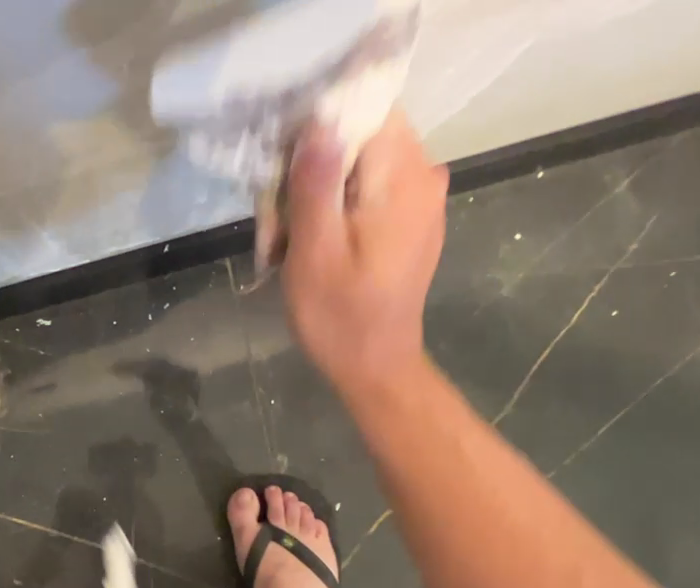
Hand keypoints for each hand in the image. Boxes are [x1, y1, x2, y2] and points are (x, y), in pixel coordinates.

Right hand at [282, 111, 447, 384]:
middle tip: (277, 225)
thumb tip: (316, 121)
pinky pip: (368, 190)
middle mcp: (422, 174)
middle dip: (309, 169)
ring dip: (316, 193)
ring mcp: (421, 198)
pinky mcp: (411, 220)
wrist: (375, 366)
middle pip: (358, 137)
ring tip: (288, 242)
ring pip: (358, 165)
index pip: (363, 109)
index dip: (316, 125)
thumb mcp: (314, 251)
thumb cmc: (339, 315)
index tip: (282, 162)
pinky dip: (336, 208)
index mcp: (402, 175)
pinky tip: (313, 244)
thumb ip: (315, 182)